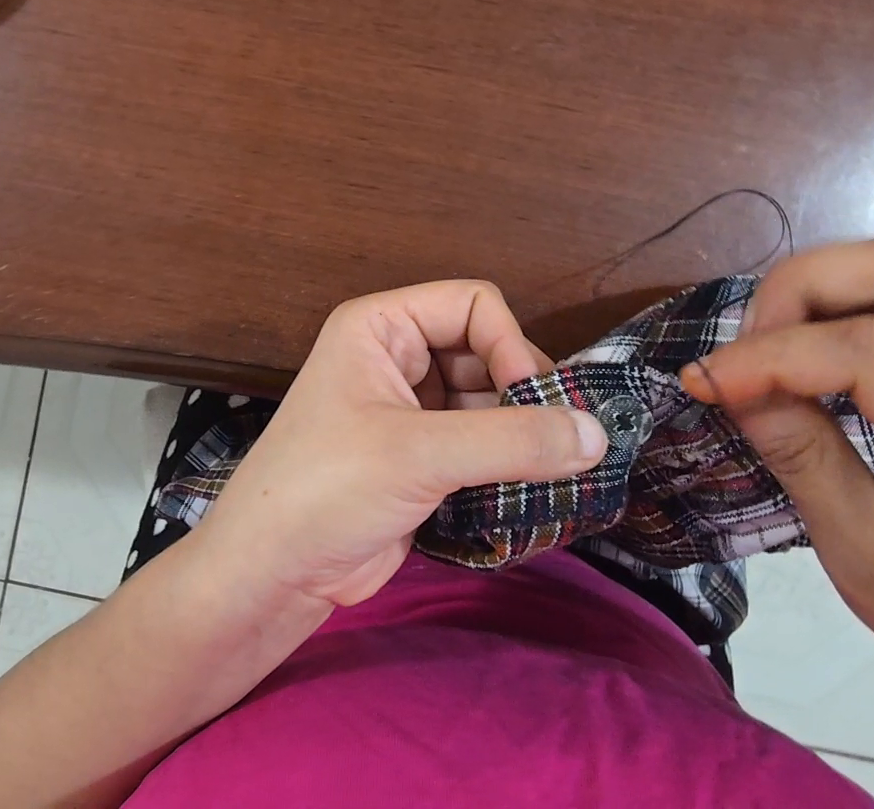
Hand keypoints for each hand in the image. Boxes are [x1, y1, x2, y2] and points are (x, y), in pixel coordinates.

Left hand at [194, 280, 608, 607]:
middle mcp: (394, 357)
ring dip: (520, 433)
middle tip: (557, 443)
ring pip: (486, 400)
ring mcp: (406, 409)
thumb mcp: (419, 454)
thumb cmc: (328, 488)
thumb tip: (599, 433)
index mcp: (380, 327)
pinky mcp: (417, 457)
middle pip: (485, 350)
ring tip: (553, 471)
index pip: (472, 304)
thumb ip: (512, 441)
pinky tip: (533, 488)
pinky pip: (478, 442)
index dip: (509, 344)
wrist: (274, 570)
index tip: (533, 402)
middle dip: (522, 393)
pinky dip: (507, 461)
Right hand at [682, 234, 873, 715]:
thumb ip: (800, 456)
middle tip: (746, 346)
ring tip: (774, 344)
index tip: (703, 381)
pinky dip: (851, 299)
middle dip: (807, 286)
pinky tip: (815, 348)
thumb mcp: (862, 559)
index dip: (776, 355)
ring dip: (829, 285)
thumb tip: (726, 379)